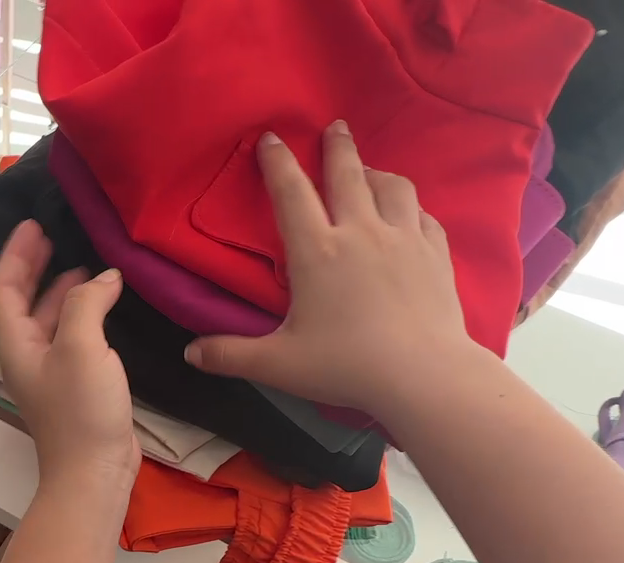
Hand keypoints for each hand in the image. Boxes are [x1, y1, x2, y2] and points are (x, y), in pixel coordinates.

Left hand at [0, 221, 138, 490]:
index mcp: (16, 345)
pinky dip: (85, 314)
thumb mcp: (81, 347)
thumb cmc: (80, 410)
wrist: (94, 471)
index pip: (4, 289)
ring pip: (50, 319)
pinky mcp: (76, 384)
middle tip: (58, 235)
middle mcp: (28, 356)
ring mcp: (52, 372)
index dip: (15, 255)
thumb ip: (86, 304)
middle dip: (37, 267)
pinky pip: (74, 337)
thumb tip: (103, 278)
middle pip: (24, 302)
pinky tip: (108, 302)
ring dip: (64, 290)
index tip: (34, 224)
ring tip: (88, 263)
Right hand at [184, 122, 489, 416]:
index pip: (291, 195)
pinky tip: (405, 213)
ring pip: (391, 187)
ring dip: (375, 172)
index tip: (270, 137)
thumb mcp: (276, 365)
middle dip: (337, 148)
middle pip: (348, 174)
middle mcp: (361, 233)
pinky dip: (408, 206)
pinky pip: (421, 215)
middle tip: (334, 127)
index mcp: (317, 253)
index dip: (277, 164)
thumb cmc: (343, 365)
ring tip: (368, 171)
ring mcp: (404, 239)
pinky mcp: (435, 254)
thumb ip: (229, 355)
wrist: (421, 374)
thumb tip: (189, 353)